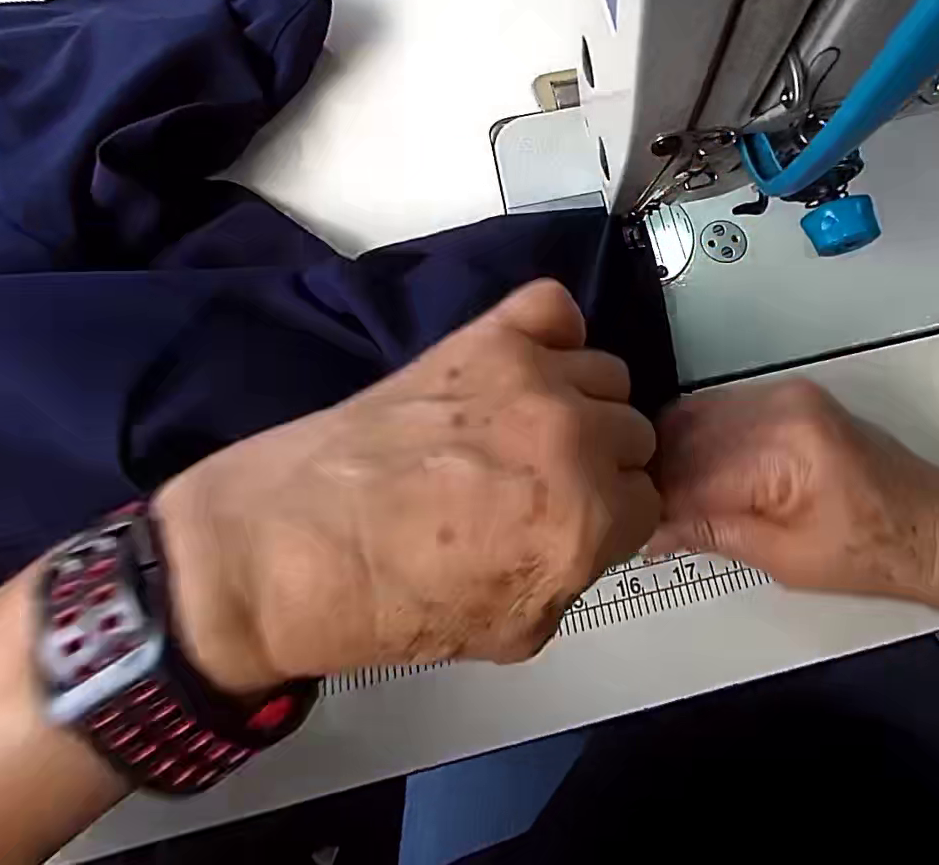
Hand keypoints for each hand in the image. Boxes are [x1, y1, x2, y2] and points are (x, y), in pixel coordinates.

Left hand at [151, 280, 660, 693]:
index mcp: (588, 519)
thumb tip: (583, 530)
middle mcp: (573, 438)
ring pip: (601, 373)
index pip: (646, 500)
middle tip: (539, 473)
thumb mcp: (514, 632)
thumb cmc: (393, 602)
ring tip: (516, 421)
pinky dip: (548, 331)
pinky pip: (551, 307)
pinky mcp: (480, 337)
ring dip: (573, 400)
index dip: (606, 515)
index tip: (572, 516)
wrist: (292, 544)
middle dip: (595, 460)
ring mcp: (526, 375)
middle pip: (630, 431)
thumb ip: (573, 573)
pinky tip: (517, 365)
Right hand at [647, 380, 938, 623]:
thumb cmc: (872, 556)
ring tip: (661, 490)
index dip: (658, 502)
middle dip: (658, 475)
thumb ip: (711, 533)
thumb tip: (647, 533)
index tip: (633, 524)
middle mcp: (776, 406)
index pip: (692, 474)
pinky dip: (695, 437)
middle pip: (685, 437)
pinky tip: (688, 466)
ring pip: (693, 417)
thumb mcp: (785, 560)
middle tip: (641, 508)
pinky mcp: (782, 392)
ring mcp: (780, 392)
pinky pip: (717, 409)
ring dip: (671, 454)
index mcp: (784, 452)